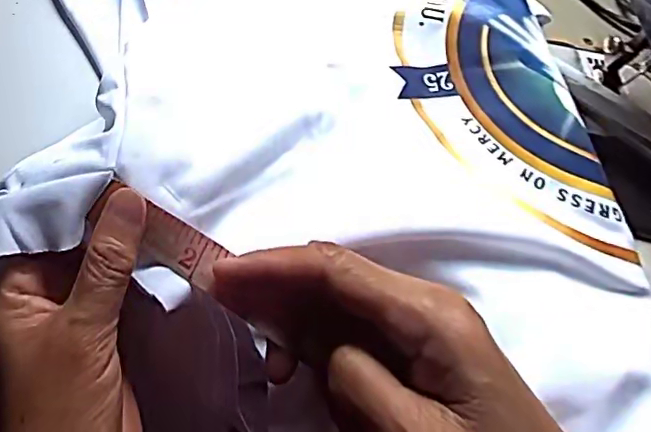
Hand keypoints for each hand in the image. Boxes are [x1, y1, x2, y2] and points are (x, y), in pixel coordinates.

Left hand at [0, 187, 147, 430]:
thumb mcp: (81, 333)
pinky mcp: (109, 323)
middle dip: (108, 207)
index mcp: (16, 293)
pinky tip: (165, 234)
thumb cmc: (60, 417)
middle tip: (142, 171)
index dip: (75, 193)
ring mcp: (78, 309)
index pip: (42, 224)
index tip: (111, 163)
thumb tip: (125, 198)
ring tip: (158, 194)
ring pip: (104, 254)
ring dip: (130, 230)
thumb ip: (104, 264)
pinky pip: (126, 276)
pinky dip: (144, 255)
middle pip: (76, 235)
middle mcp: (44, 294)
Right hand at [210, 242, 560, 431]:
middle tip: (222, 295)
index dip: (276, 265)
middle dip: (278, 283)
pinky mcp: (420, 349)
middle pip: (335, 277)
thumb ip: (363, 383)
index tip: (224, 272)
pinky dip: (320, 344)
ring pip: (341, 302)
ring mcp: (422, 324)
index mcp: (428, 312)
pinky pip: (359, 332)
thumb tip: (321, 346)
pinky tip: (298, 367)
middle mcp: (423, 303)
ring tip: (259, 346)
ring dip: (295, 317)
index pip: (337, 269)